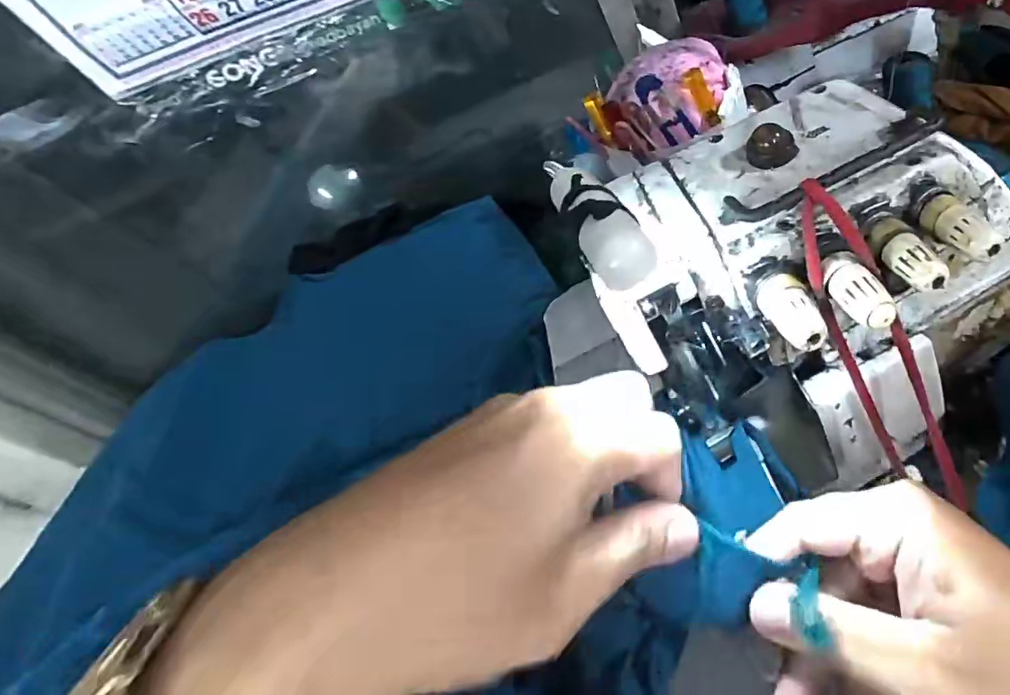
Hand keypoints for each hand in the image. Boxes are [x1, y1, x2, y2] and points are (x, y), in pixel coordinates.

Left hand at [142, 372, 698, 694]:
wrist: (325, 599)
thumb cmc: (459, 606)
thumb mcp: (563, 595)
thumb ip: (634, 547)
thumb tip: (683, 526)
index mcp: (578, 435)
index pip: (661, 432)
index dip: (674, 482)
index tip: (657, 532)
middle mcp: (543, 403)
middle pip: (623, 405)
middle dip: (638, 454)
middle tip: (619, 520)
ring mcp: (499, 408)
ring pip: (580, 408)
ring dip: (596, 451)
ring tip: (572, 523)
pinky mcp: (466, 424)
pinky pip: (537, 421)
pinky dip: (556, 451)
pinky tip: (523, 512)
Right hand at [744, 483, 1009, 694]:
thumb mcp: (918, 667)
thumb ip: (831, 631)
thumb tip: (752, 604)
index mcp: (892, 519)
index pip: (802, 524)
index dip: (759, 562)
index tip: (719, 606)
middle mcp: (895, 527)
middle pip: (818, 563)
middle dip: (792, 620)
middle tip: (768, 679)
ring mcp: (911, 562)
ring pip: (840, 595)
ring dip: (818, 646)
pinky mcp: (926, 596)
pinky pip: (872, 616)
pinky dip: (850, 654)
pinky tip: (829, 688)